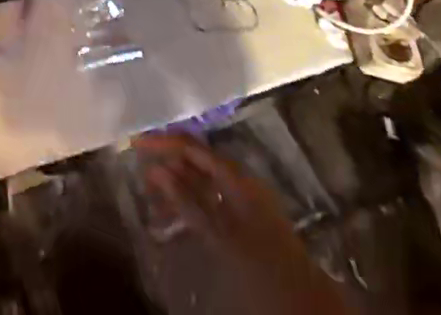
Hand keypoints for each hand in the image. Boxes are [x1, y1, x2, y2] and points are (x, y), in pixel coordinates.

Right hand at [134, 132, 347, 313]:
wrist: (305, 305)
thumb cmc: (261, 268)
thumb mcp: (219, 236)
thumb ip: (186, 201)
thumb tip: (155, 169)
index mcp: (236, 177)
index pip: (193, 146)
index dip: (163, 142)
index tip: (135, 143)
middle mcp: (241, 180)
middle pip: (198, 159)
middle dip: (168, 163)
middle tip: (139, 171)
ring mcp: (245, 198)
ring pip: (203, 180)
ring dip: (177, 184)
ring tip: (151, 197)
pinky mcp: (246, 217)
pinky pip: (212, 198)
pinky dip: (191, 202)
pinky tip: (174, 216)